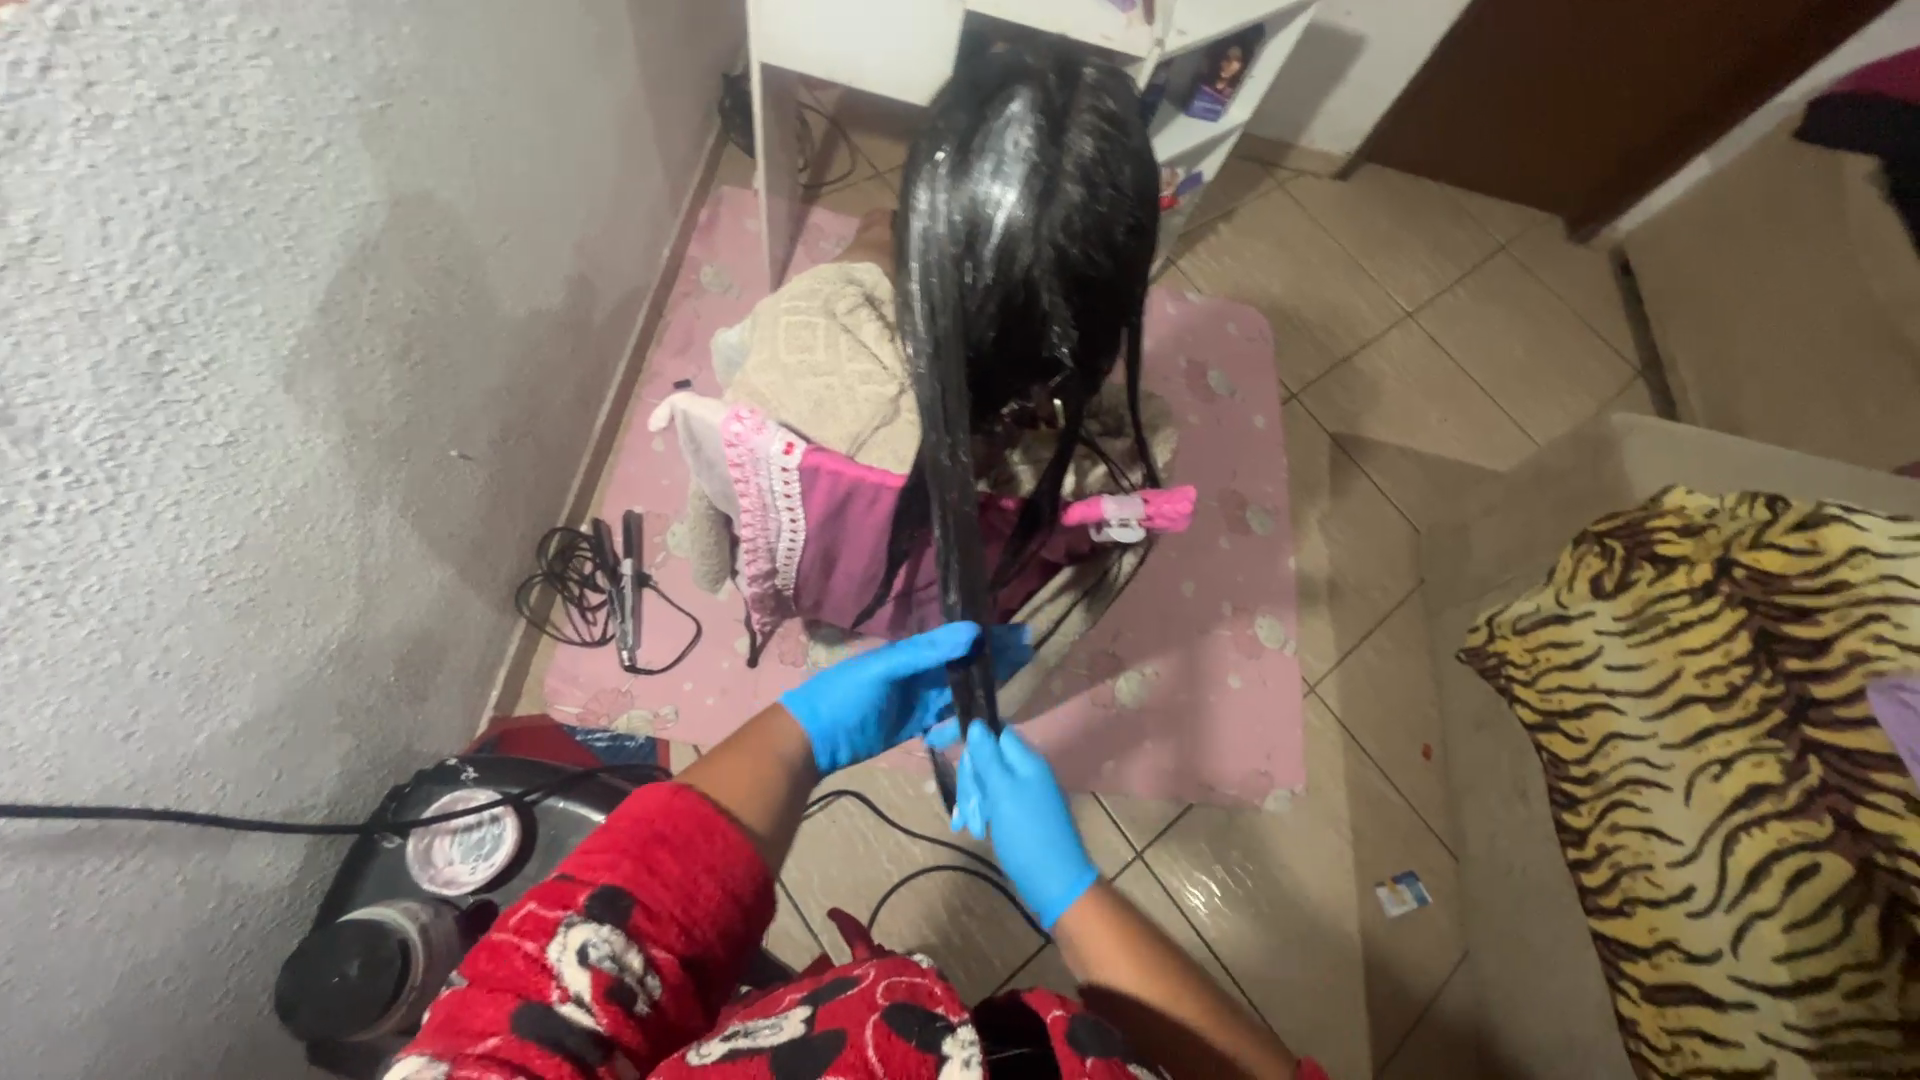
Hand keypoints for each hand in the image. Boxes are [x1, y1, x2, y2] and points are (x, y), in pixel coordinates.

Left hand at [779, 622, 1030, 775]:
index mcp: (912, 653)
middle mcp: (920, 672)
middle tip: (1029, 654)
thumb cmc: (845, 696)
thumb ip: (925, 652)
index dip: (990, 637)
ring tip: (1012, 686)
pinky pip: (947, 717)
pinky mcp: (915, 724)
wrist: (815, 740)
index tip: (1021, 633)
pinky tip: (979, 720)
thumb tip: (972, 631)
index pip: (959, 640)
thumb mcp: (884, 669)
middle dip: (996, 659)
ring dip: (984, 687)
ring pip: (960, 689)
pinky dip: (961, 719)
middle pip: (966, 662)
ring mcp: (918, 699)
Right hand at [938, 722, 1097, 930]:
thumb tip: (975, 724)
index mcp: (1025, 759)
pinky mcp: (1017, 812)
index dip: (966, 732)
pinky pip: (992, 800)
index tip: (933, 741)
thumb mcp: (1002, 792)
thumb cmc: (1027, 834)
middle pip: (985, 757)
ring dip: (973, 800)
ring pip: (985, 781)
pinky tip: (974, 829)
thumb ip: (988, 757)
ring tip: (974, 826)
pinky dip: (980, 812)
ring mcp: (1022, 792)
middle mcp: (1025, 770)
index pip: (992, 730)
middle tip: (969, 805)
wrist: (1055, 882)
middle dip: (970, 779)